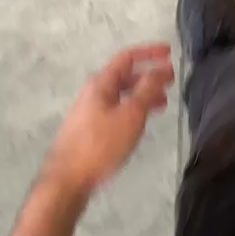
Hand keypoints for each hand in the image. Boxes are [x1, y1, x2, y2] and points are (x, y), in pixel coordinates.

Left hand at [6, 44, 175, 235]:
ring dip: (142, 95)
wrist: (64, 183)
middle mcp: (93, 93)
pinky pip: (115, 111)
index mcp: (101, 83)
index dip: (150, 52)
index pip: (128, 57)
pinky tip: (139, 125)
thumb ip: (147, 89)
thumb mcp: (131, 114)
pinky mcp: (87, 132)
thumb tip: (160, 69)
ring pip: (120, 96)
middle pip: (124, 76)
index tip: (170, 52)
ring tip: (161, 105)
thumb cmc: (100, 144)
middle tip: (170, 82)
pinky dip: (132, 110)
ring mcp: (88, 113)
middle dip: (149, 77)